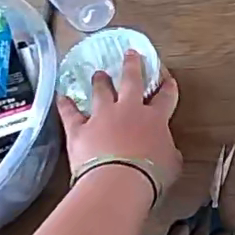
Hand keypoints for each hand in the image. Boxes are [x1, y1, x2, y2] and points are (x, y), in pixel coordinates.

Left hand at [56, 50, 182, 196]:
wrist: (118, 180)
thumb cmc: (151, 174)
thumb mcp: (172, 163)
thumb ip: (169, 151)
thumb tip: (169, 151)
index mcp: (155, 118)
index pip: (165, 97)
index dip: (167, 86)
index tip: (167, 78)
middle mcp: (129, 111)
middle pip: (132, 81)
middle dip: (132, 66)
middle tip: (131, 54)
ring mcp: (102, 117)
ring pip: (102, 92)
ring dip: (101, 81)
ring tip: (99, 73)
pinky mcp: (80, 130)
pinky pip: (70, 113)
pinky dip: (66, 105)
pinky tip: (62, 96)